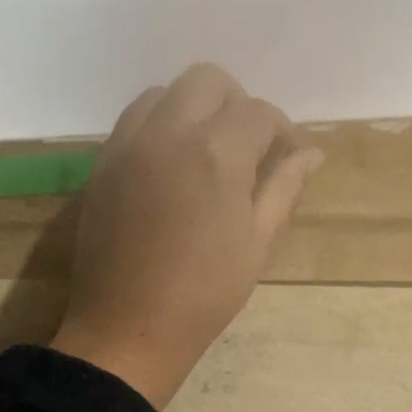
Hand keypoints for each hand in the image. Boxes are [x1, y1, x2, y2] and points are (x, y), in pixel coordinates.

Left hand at [49, 64, 322, 409]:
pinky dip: (155, 129)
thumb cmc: (203, 295)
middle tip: (246, 149)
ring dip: (190, 110)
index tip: (286, 160)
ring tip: (204, 154)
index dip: (281, 131)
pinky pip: (131, 123)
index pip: (259, 112)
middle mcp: (167, 134)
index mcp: (216, 152)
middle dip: (235, 105)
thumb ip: (283, 187)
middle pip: (206, 82)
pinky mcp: (101, 168)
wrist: (127, 330)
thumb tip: (310, 152)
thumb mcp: (257, 244)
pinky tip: (168, 169)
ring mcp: (126, 148)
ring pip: (161, 94)